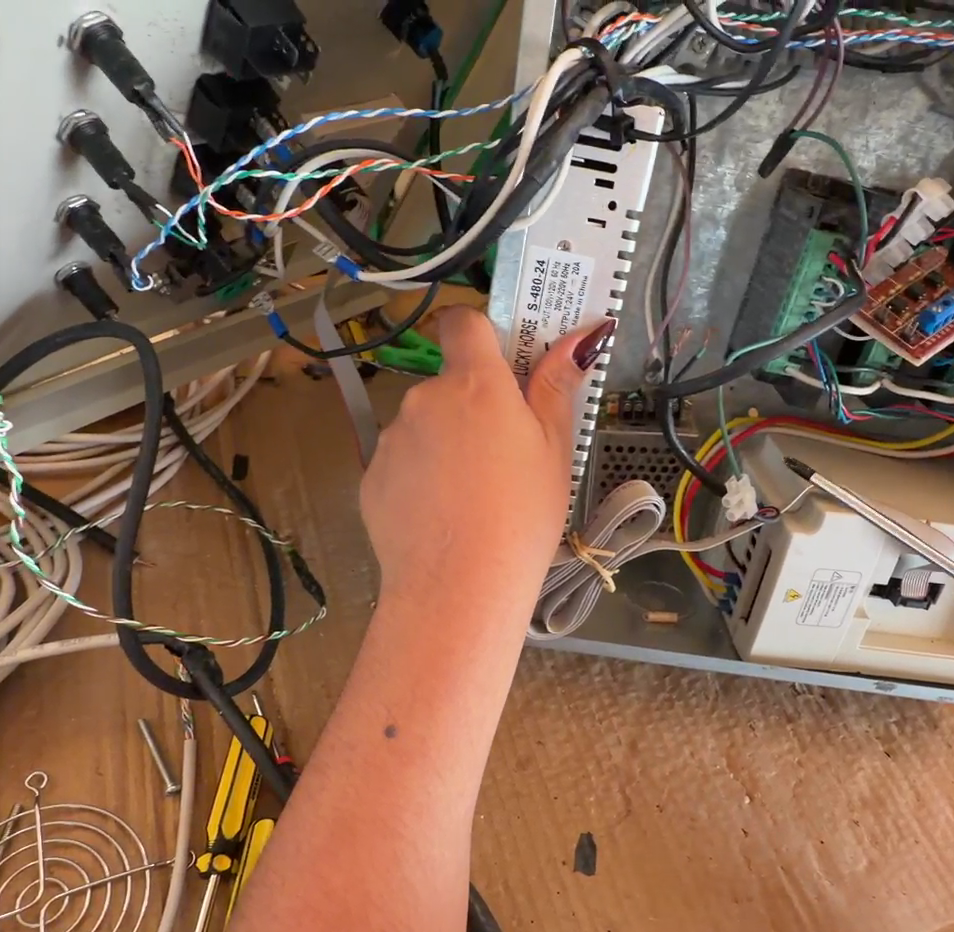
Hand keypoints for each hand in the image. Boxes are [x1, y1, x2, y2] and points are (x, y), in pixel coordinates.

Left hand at [359, 307, 606, 602]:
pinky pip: (400, 465)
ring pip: (422, 427)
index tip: (498, 365)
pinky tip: (440, 517)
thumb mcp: (554, 452)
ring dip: (442, 445)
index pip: (462, 322)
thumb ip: (557, 386)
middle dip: (469, 408)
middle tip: (499, 457)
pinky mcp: (370, 478)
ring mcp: (391, 439)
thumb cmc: (521, 516)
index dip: (479, 335)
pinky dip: (418, 480)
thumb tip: (582, 333)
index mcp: (474, 385)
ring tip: (468, 497)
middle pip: (446, 385)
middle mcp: (424, 400)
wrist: (459, 588)